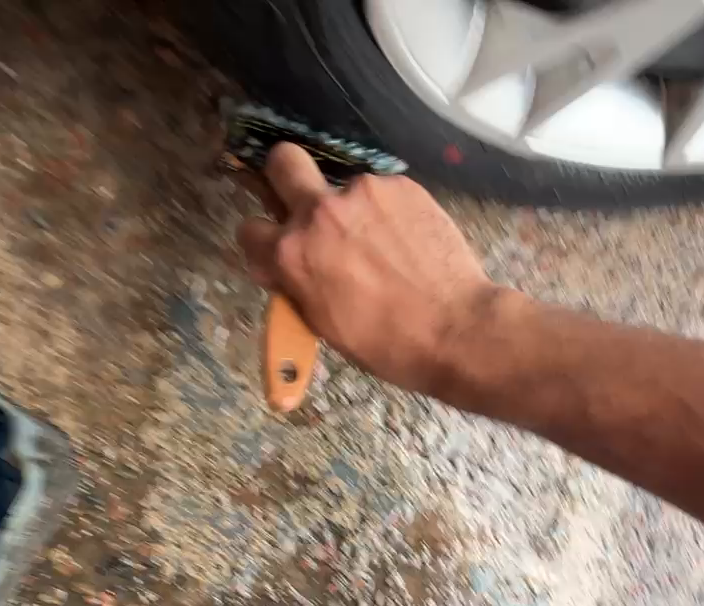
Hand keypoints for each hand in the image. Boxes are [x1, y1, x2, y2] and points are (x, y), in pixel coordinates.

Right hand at [238, 143, 504, 397]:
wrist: (454, 329)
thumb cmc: (387, 345)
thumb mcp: (325, 325)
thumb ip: (298, 284)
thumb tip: (286, 267)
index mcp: (292, 256)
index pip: (249, 230)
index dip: (263, 243)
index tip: (280, 252)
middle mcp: (319, 214)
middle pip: (282, 162)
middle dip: (286, 179)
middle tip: (307, 206)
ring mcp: (362, 193)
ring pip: (342, 186)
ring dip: (352, 209)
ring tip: (382, 247)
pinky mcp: (400, 186)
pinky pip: (382, 193)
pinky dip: (388, 213)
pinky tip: (408, 244)